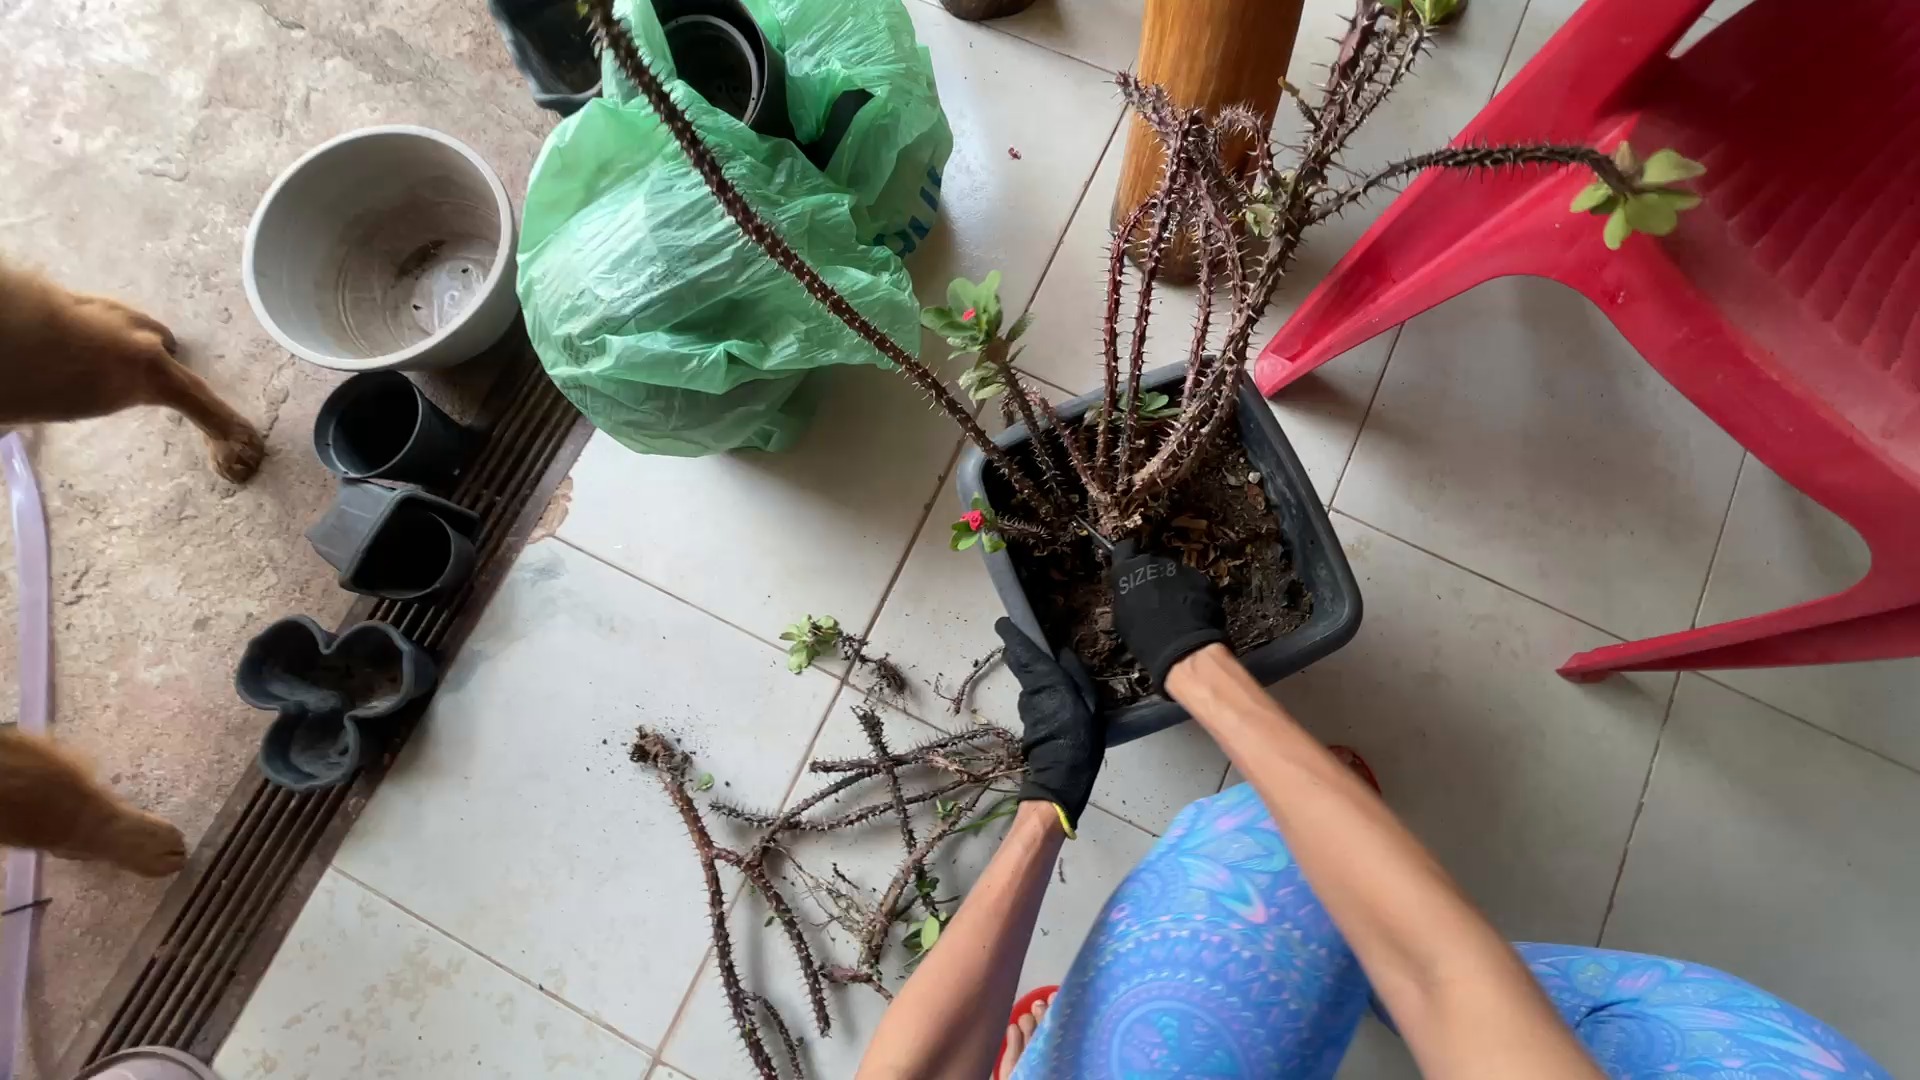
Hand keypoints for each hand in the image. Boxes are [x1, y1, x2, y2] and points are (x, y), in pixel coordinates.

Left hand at [994, 618, 1103, 837]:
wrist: (1061, 777)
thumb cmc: (1079, 737)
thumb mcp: (1089, 702)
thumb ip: (1075, 674)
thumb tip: (1062, 652)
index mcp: (1045, 681)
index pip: (1021, 651)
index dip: (1011, 634)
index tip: (1003, 621)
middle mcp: (1030, 690)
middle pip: (1020, 664)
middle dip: (1021, 650)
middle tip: (1029, 639)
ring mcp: (1026, 706)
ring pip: (1029, 682)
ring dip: (1036, 674)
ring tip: (1055, 671)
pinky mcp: (1028, 719)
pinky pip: (1035, 697)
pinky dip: (1041, 691)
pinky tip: (1057, 697)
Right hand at [1108, 539, 1227, 690]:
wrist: (1183, 646)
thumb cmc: (1143, 635)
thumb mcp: (1122, 615)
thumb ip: (1125, 594)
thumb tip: (1132, 592)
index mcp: (1128, 568)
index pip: (1123, 549)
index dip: (1126, 557)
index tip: (1128, 567)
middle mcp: (1155, 561)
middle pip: (1152, 562)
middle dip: (1153, 575)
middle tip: (1154, 597)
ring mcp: (1182, 568)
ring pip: (1175, 573)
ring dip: (1174, 585)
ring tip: (1176, 609)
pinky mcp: (1204, 579)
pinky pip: (1194, 584)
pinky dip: (1193, 594)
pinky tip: (1193, 614)